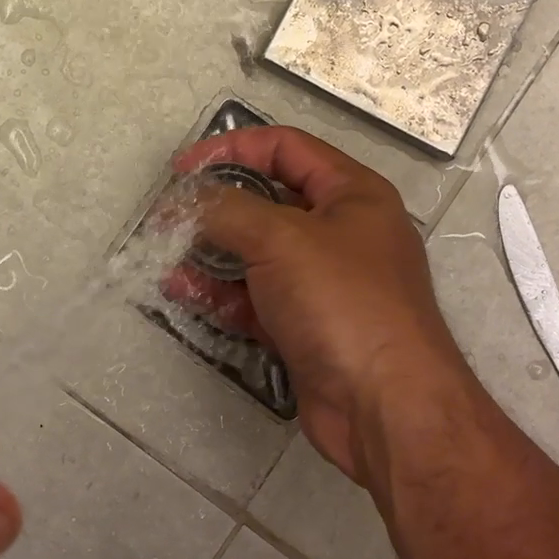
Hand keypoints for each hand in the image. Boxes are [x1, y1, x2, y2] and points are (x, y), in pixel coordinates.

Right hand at [164, 127, 474, 481]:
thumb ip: (226, 208)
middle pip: (265, 200)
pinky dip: (220, 292)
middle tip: (170, 217)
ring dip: (209, 253)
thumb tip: (189, 201)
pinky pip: (253, 295)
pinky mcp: (305, 325)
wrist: (388, 411)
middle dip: (214, 207)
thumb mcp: (280, 237)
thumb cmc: (342, 302)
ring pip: (254, 251)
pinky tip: (185, 293)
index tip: (184, 169)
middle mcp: (340, 230)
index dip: (231, 148)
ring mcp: (323, 281)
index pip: (283, 147)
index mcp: (351, 193)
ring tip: (169, 260)